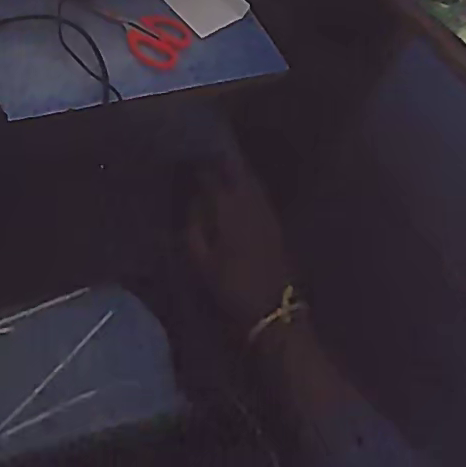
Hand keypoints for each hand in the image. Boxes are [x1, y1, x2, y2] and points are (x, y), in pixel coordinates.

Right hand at [182, 151, 296, 330]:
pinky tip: (243, 187)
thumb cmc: (232, 287)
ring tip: (224, 163)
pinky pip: (261, 194)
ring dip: (238, 170)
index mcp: (227, 210)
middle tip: (208, 153)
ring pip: (252, 181)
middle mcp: (248, 204)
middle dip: (222, 161)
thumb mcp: (201, 262)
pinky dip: (250, 184)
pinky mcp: (276, 224)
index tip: (189, 159)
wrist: (275, 312)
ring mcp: (266, 213)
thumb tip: (192, 203)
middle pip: (236, 172)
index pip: (211, 178)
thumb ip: (193, 228)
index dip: (200, 166)